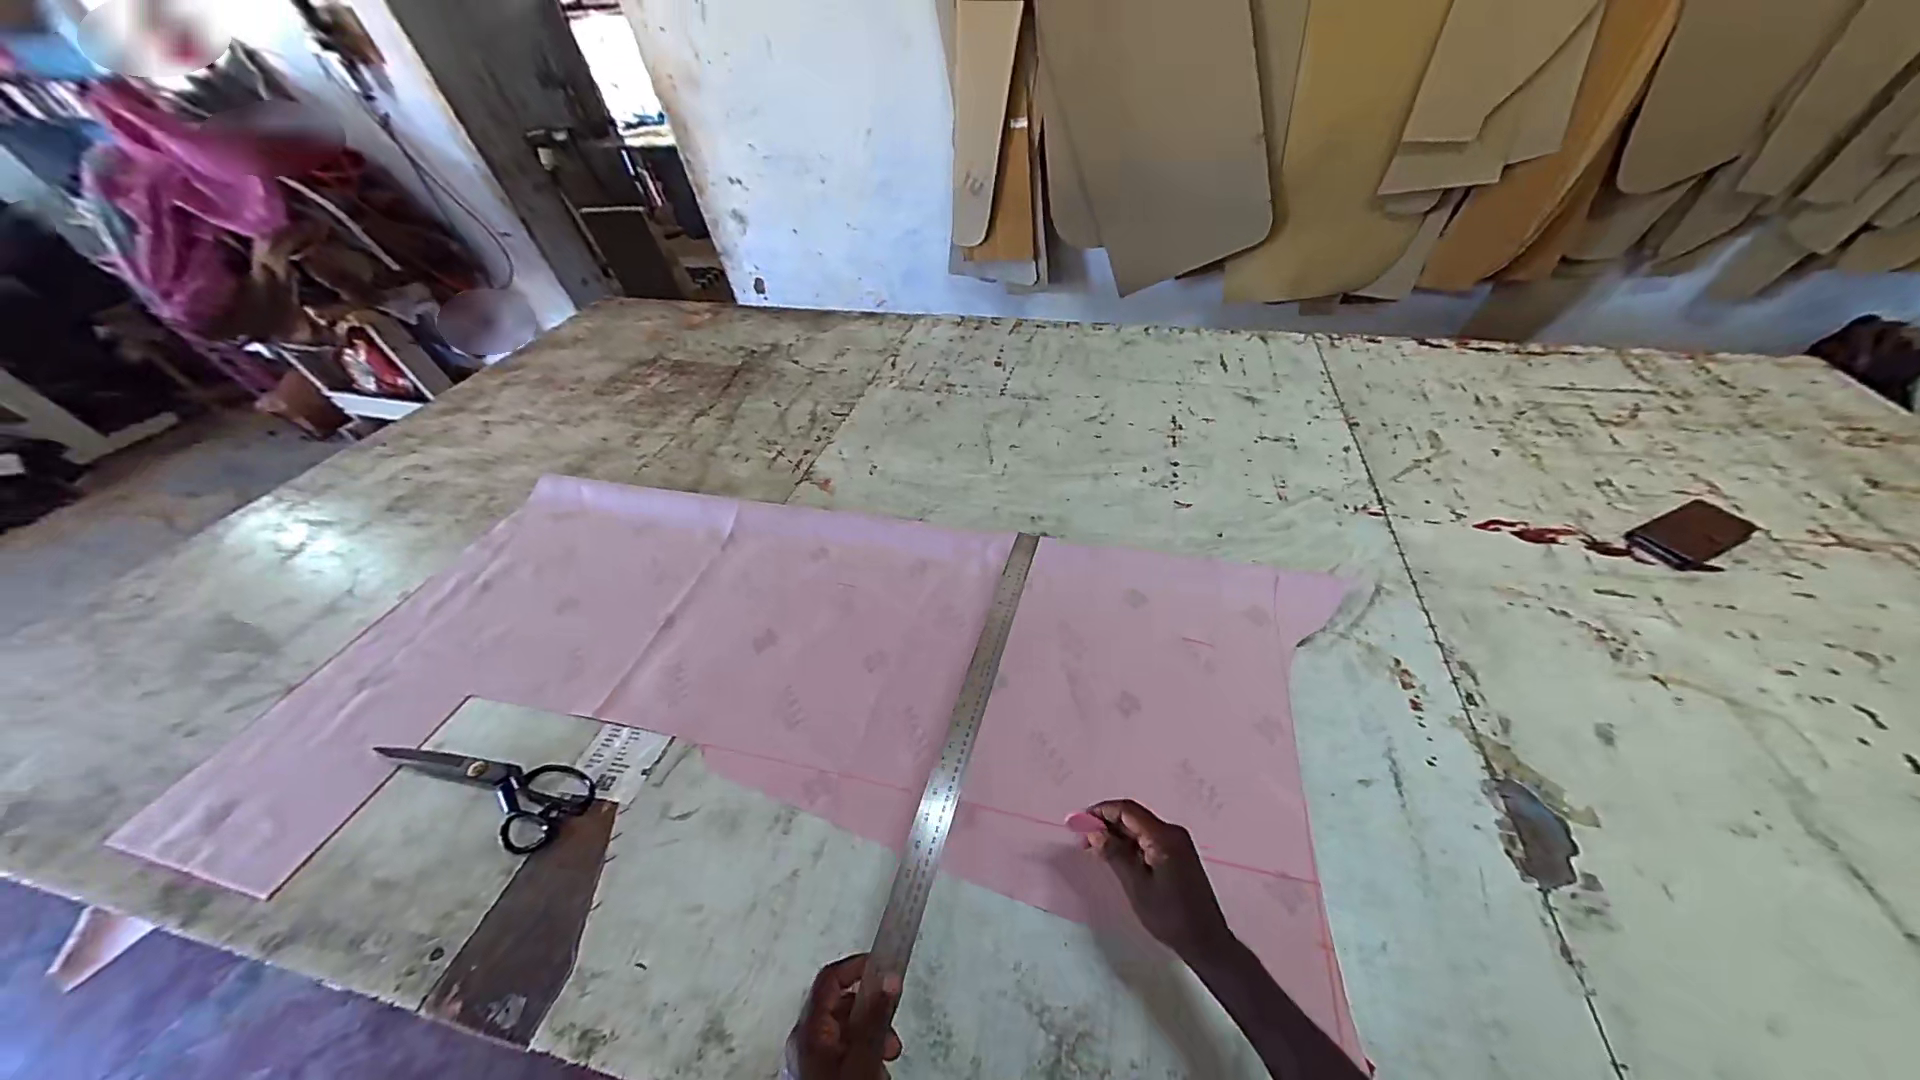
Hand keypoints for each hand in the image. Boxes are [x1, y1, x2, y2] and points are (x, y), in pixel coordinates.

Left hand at [786, 954, 903, 1079]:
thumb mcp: (863, 1060)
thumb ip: (876, 1019)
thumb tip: (889, 978)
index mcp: (809, 1030)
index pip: (829, 978)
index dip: (856, 966)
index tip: (882, 966)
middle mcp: (803, 1041)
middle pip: (839, 1005)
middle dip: (870, 1010)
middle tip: (891, 1027)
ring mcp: (807, 1061)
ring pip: (842, 1030)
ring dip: (869, 1035)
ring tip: (886, 1058)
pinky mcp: (814, 1077)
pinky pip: (840, 1052)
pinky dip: (860, 1053)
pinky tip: (874, 1073)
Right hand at [1084, 799, 1236, 961]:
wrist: (1206, 941)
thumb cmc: (1170, 915)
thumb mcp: (1136, 885)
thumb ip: (1114, 853)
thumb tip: (1094, 831)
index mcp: (1164, 836)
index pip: (1127, 811)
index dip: (1101, 812)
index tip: (1080, 823)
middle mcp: (1172, 833)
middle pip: (1134, 817)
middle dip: (1107, 824)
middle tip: (1084, 839)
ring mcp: (1178, 844)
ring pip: (1140, 828)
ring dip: (1117, 835)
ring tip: (1096, 849)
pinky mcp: (1178, 855)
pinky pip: (1149, 840)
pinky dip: (1130, 844)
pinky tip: (1117, 857)